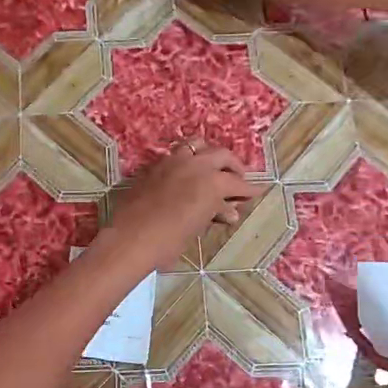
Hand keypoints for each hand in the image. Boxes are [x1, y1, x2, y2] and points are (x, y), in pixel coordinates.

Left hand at [103, 139, 262, 267]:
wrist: (130, 239)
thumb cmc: (168, 242)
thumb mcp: (196, 229)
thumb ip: (213, 214)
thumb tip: (229, 212)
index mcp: (213, 183)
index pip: (237, 183)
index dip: (249, 189)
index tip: (257, 191)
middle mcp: (196, 165)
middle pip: (222, 155)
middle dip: (234, 166)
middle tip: (239, 177)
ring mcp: (174, 161)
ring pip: (198, 145)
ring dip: (210, 154)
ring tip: (213, 166)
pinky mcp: (156, 165)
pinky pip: (178, 153)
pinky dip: (189, 159)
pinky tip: (188, 171)